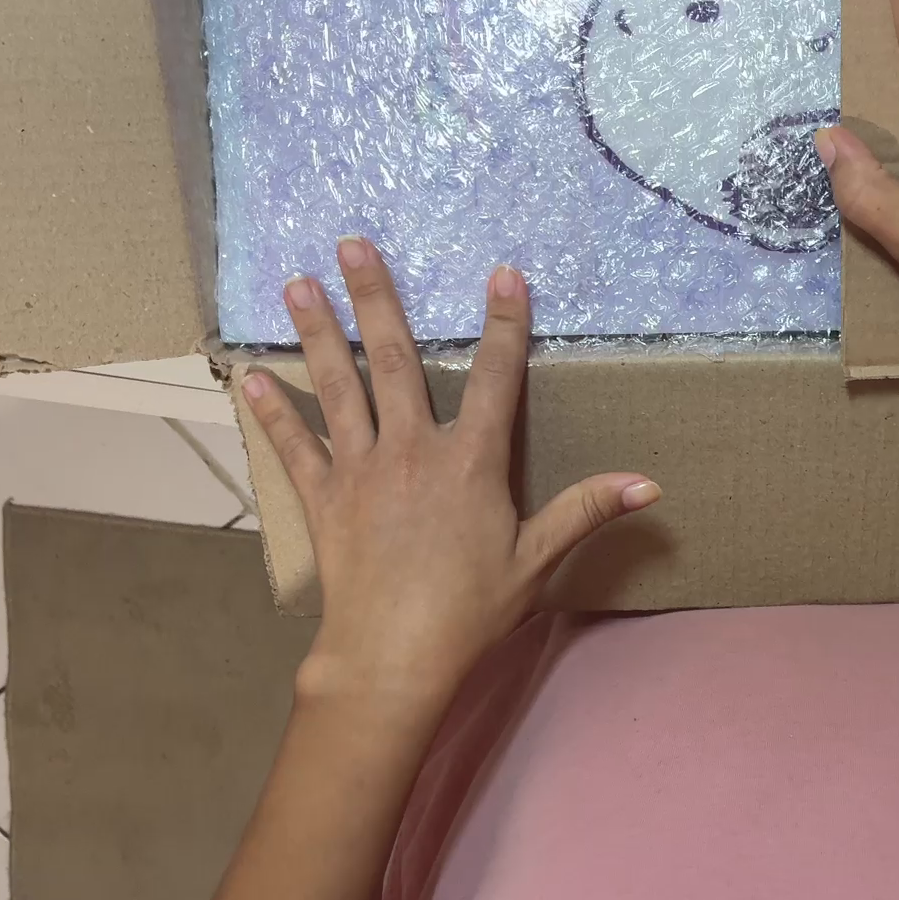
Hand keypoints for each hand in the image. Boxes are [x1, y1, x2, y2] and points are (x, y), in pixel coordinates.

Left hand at [242, 238, 659, 712]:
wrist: (393, 656)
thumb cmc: (472, 607)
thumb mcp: (539, 558)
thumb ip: (587, 510)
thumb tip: (650, 485)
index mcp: (469, 463)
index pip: (493, 380)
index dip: (503, 326)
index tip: (503, 275)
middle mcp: (411, 452)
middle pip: (395, 363)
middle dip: (378, 300)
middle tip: (353, 243)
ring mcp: (360, 472)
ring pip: (337, 390)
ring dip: (318, 334)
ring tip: (299, 283)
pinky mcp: (324, 500)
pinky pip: (294, 448)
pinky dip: (272, 412)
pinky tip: (248, 375)